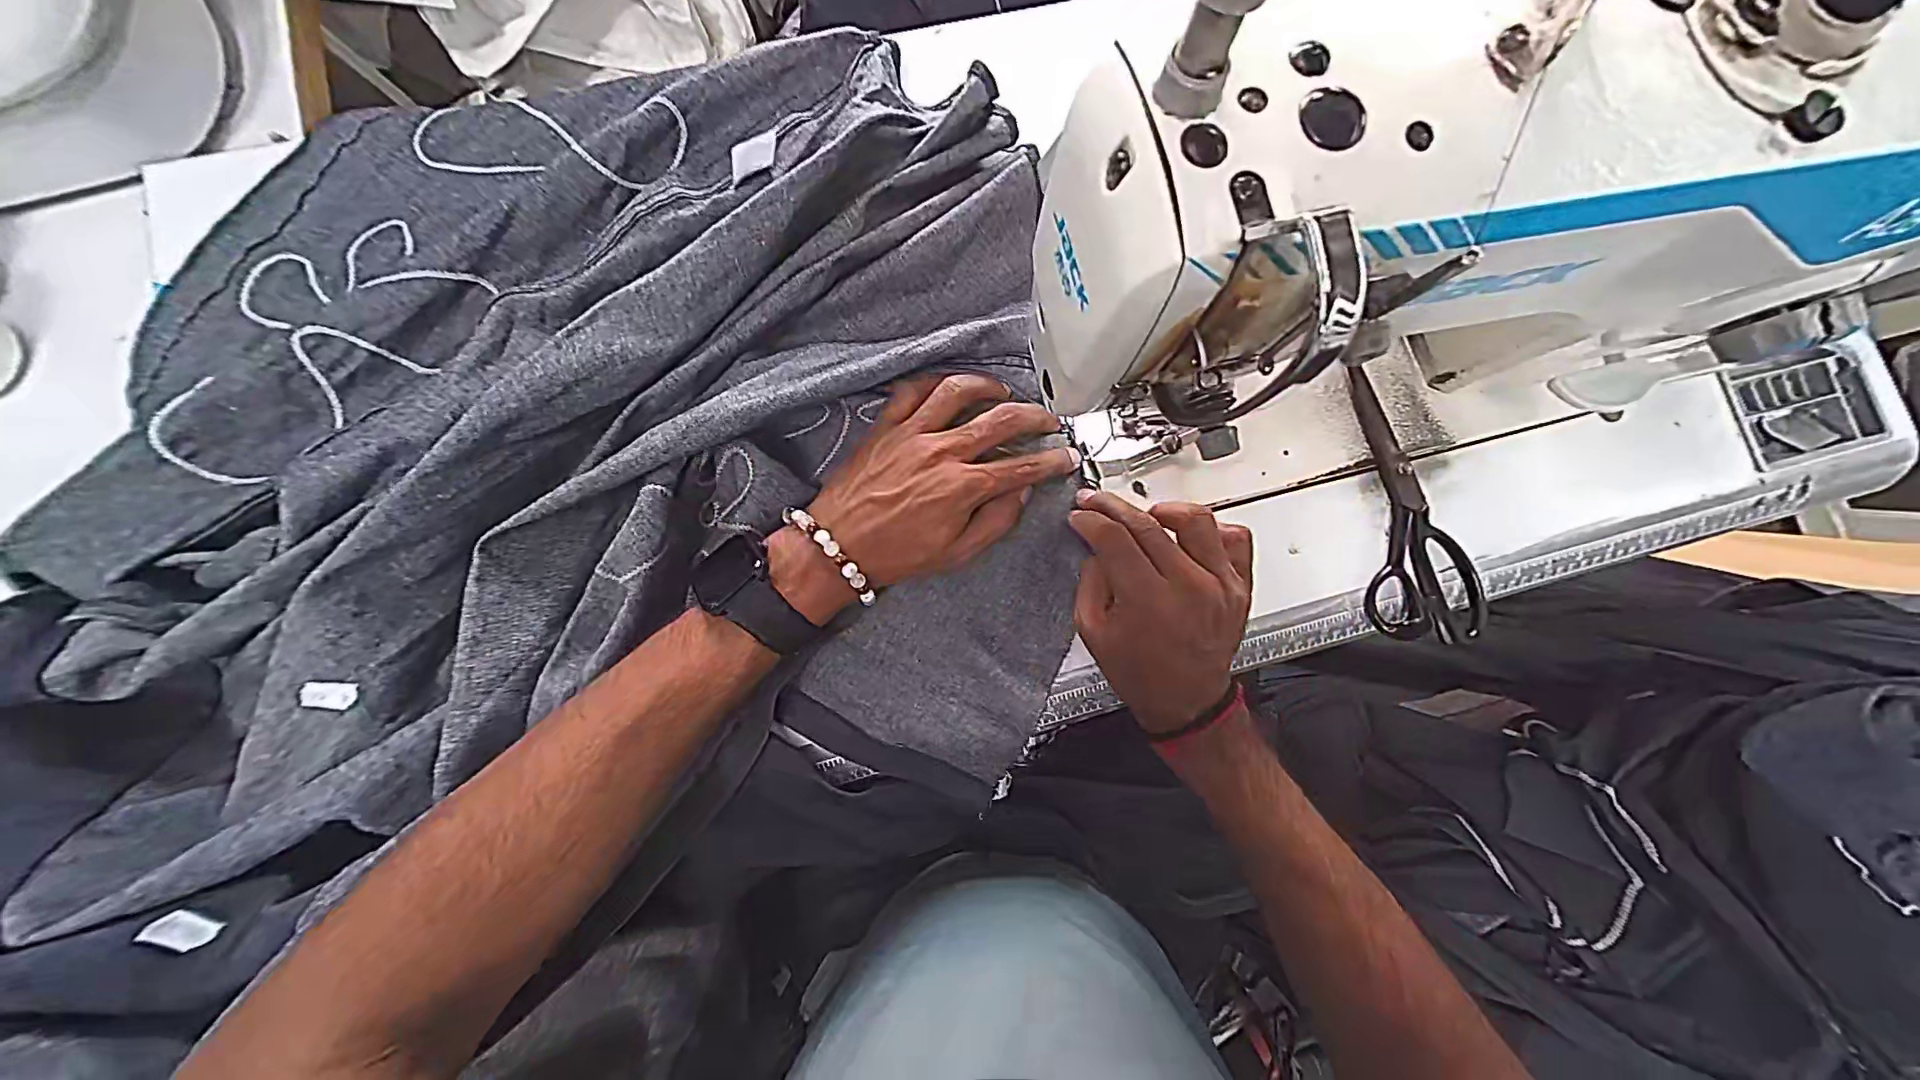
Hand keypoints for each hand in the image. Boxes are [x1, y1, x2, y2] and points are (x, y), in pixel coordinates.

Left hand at [769, 374, 1080, 623]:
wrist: (839, 547)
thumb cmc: (894, 553)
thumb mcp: (956, 553)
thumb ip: (996, 521)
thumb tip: (1020, 494)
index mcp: (961, 487)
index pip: (1022, 466)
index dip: (1051, 460)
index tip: (1063, 456)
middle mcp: (941, 453)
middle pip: (1001, 419)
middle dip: (1035, 416)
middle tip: (1046, 420)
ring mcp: (912, 435)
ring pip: (958, 391)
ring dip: (988, 386)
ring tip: (1002, 392)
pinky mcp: (886, 428)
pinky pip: (913, 391)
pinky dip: (935, 383)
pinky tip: (948, 388)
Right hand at [1069, 491, 1253, 733]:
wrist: (1186, 701)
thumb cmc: (1143, 674)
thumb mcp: (1093, 632)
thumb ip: (1090, 583)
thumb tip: (1096, 546)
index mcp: (1148, 601)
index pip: (1114, 538)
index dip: (1091, 520)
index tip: (1081, 516)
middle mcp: (1189, 588)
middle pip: (1147, 524)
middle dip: (1113, 507)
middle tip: (1098, 504)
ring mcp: (1220, 585)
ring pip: (1194, 519)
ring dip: (1163, 510)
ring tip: (1148, 516)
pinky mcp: (1239, 587)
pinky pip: (1234, 538)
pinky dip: (1211, 528)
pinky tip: (1188, 535)